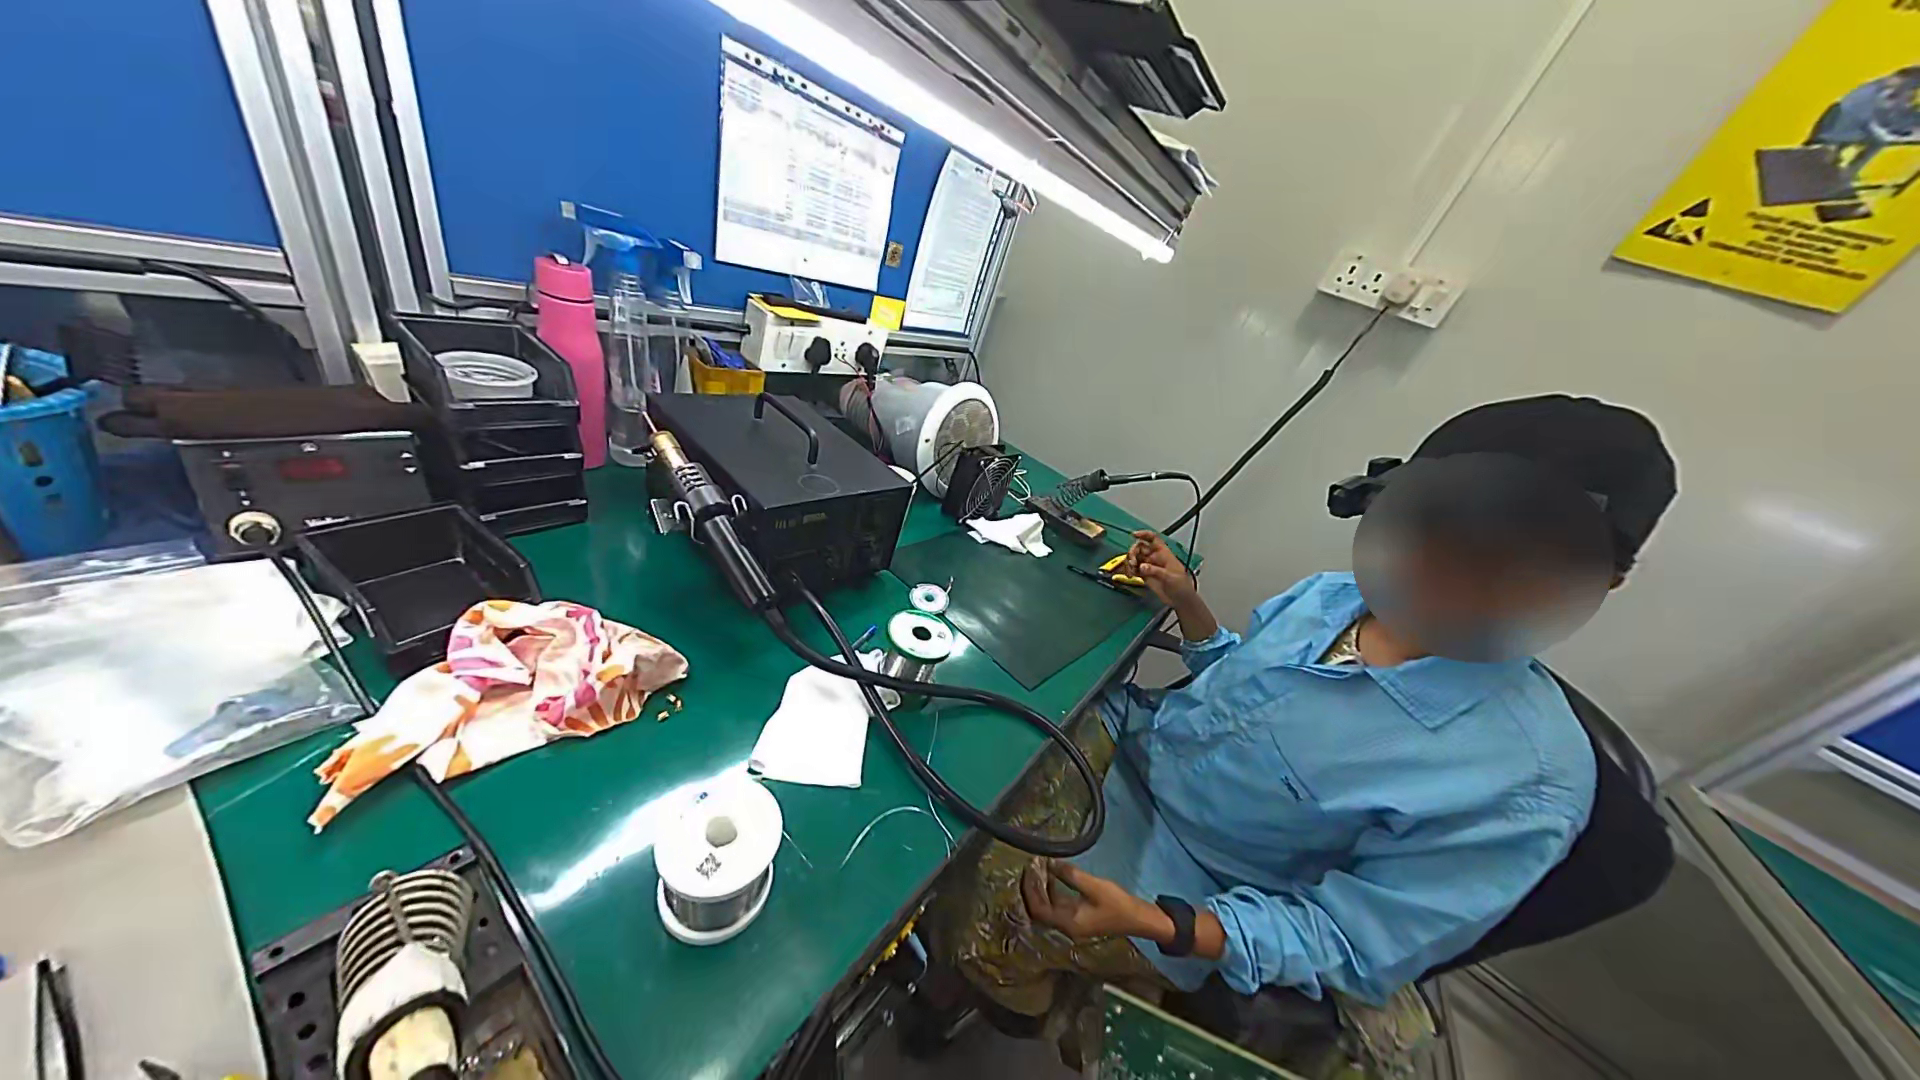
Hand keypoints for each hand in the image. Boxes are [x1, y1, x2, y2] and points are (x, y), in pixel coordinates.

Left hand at [1020, 858, 1168, 942]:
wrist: (1138, 918)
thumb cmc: (1117, 904)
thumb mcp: (1094, 886)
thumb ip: (1071, 875)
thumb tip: (1050, 863)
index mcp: (1068, 923)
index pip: (1039, 910)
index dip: (1030, 892)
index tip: (1027, 871)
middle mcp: (1066, 926)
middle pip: (1040, 910)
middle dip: (1033, 889)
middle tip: (1030, 867)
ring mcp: (1072, 922)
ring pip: (1048, 907)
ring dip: (1041, 889)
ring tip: (1038, 867)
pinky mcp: (1078, 916)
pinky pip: (1057, 904)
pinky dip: (1051, 890)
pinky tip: (1052, 875)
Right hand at [1125, 531, 1196, 606]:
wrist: (1180, 600)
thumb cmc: (1181, 586)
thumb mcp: (1170, 577)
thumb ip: (1155, 571)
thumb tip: (1141, 566)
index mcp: (1163, 554)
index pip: (1153, 539)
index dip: (1144, 534)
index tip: (1134, 535)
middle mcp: (1155, 558)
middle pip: (1140, 548)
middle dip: (1133, 552)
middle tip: (1132, 561)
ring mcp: (1149, 566)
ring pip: (1135, 558)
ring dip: (1130, 562)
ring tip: (1131, 570)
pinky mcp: (1145, 576)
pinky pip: (1134, 569)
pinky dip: (1129, 570)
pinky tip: (1130, 575)